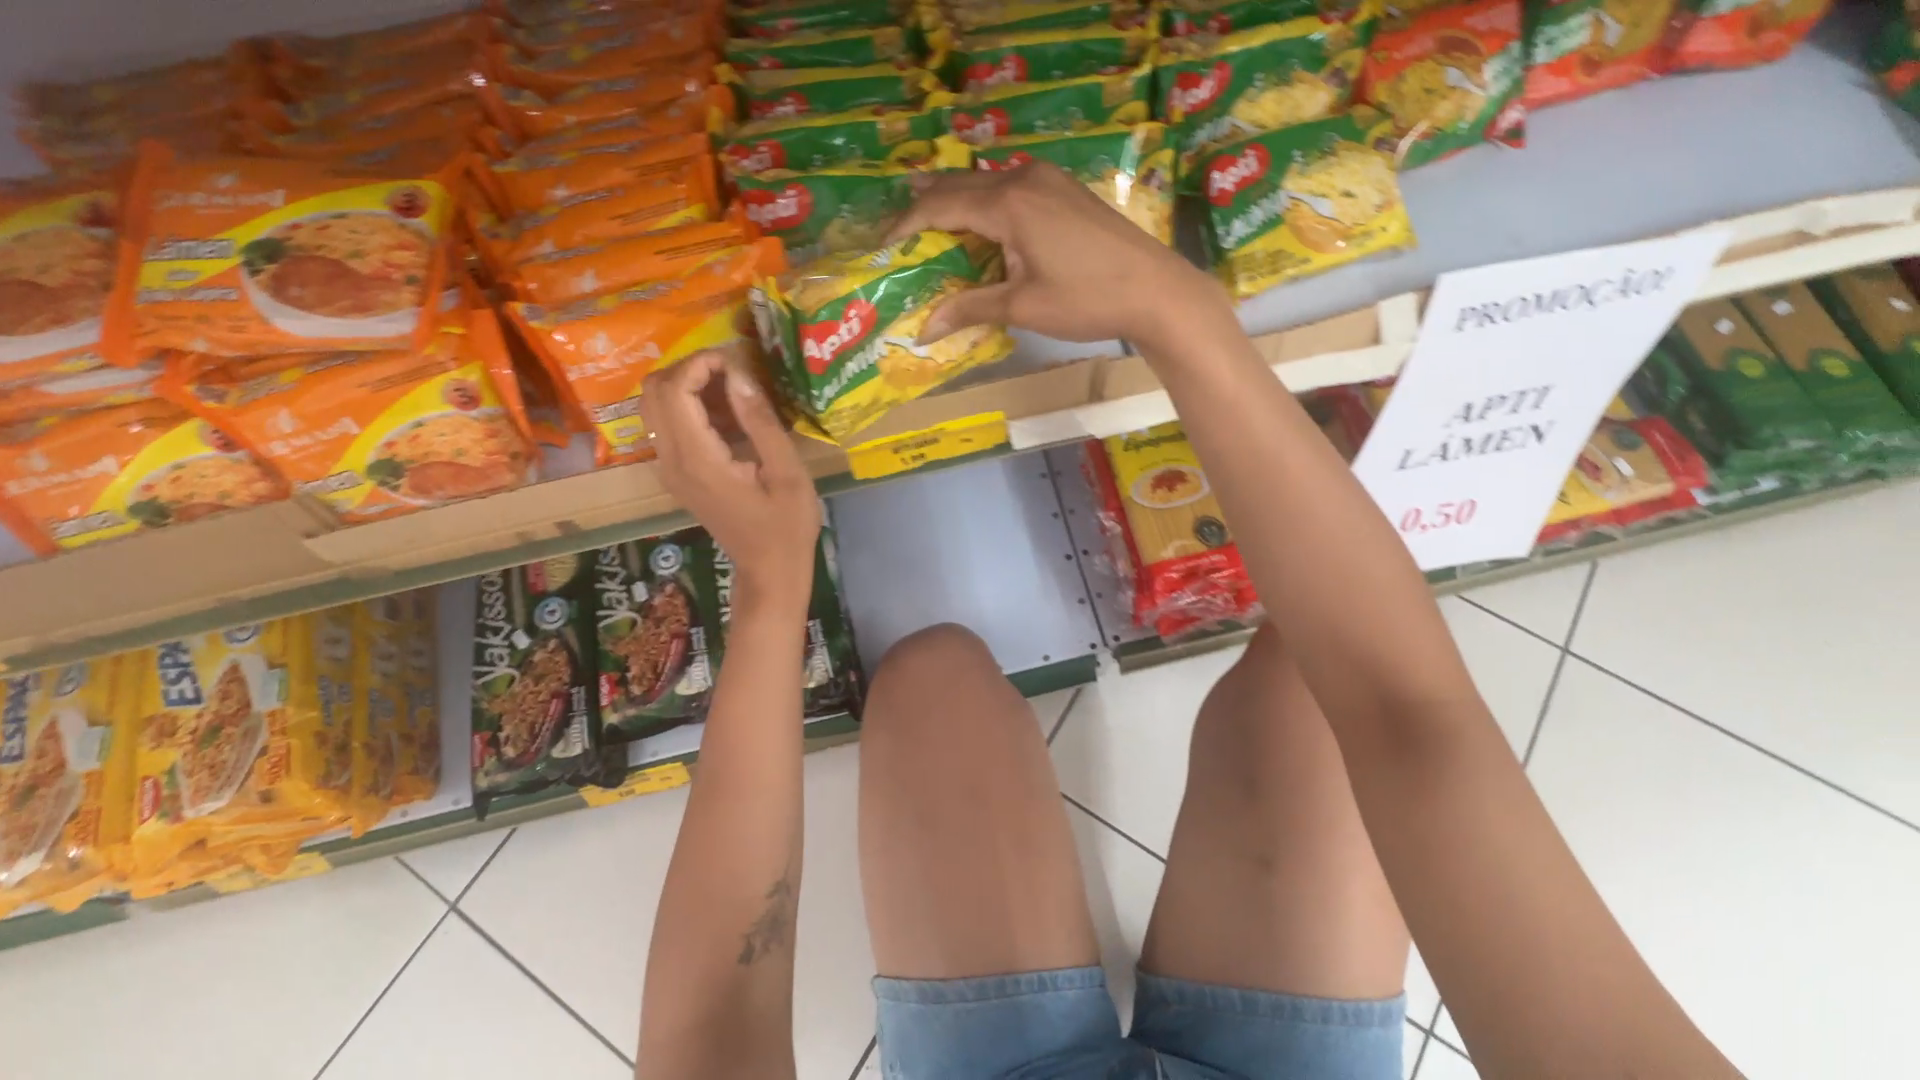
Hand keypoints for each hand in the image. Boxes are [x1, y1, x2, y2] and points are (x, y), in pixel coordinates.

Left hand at [639, 349, 820, 615]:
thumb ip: (761, 421)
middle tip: (732, 370)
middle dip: (689, 369)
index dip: (701, 364)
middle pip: (653, 391)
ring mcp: (669, 469)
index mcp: (698, 460)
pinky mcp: (675, 474)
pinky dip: (688, 406)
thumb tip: (739, 374)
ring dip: (686, 385)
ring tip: (731, 389)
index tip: (737, 360)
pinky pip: (667, 425)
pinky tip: (726, 414)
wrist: (768, 570)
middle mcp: (672, 461)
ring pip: (654, 406)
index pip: (676, 391)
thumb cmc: (786, 526)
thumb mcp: (787, 472)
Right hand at [884, 163, 1230, 349]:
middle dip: (926, 204)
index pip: (940, 205)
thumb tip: (923, 330)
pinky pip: (1011, 186)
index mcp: (1008, 203)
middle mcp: (1023, 179)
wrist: (1156, 290)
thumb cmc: (1087, 300)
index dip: (906, 224)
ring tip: (927, 217)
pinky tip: (980, 221)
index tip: (882, 245)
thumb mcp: (1023, 306)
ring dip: (956, 199)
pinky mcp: (1065, 190)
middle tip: (896, 227)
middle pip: (960, 185)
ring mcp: (1048, 180)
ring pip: (986, 182)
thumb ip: (970, 308)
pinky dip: (985, 201)